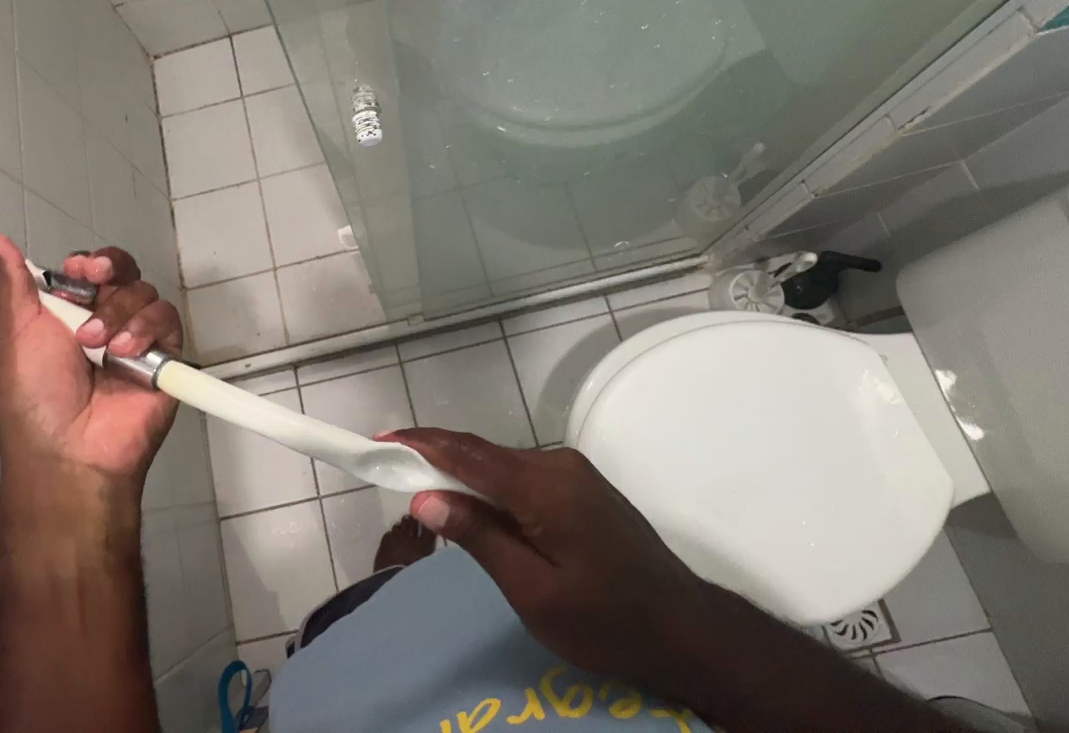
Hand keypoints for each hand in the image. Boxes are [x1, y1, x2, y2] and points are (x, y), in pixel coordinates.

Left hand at [0, 231, 179, 489]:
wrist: (69, 452)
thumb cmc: (34, 400)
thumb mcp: (17, 334)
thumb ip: (11, 281)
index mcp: (68, 315)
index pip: (90, 270)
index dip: (90, 262)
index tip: (79, 269)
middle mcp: (104, 323)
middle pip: (123, 273)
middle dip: (110, 273)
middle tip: (94, 281)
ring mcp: (136, 341)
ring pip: (145, 294)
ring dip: (120, 313)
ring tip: (98, 347)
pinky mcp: (165, 358)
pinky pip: (168, 321)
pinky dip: (147, 330)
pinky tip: (125, 353)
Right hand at [379, 429, 717, 686]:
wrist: (687, 631)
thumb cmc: (606, 622)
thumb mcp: (534, 592)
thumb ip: (479, 537)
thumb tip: (426, 497)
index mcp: (543, 487)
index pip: (467, 454)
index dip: (421, 443)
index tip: (381, 437)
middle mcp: (557, 465)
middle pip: (483, 454)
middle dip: (436, 457)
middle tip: (393, 469)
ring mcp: (574, 473)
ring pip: (503, 465)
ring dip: (464, 473)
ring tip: (427, 491)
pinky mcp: (583, 487)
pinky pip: (524, 476)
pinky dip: (492, 485)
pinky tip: (477, 505)